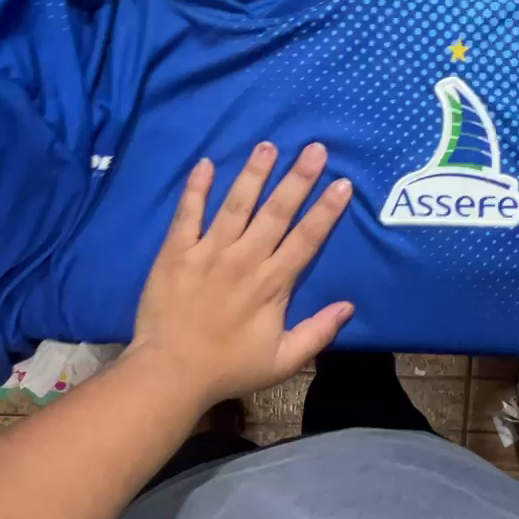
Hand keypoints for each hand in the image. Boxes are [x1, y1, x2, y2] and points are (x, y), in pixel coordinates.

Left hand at [127, 141, 354, 409]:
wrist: (170, 373)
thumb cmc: (228, 368)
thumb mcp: (282, 361)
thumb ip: (318, 333)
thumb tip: (349, 306)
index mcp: (271, 284)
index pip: (306, 239)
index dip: (326, 210)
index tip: (343, 182)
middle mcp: (243, 260)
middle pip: (276, 213)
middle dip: (298, 179)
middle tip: (314, 148)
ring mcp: (208, 253)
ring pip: (235, 205)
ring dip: (253, 174)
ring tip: (267, 145)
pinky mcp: (176, 252)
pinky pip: (187, 215)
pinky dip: (196, 189)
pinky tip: (205, 164)